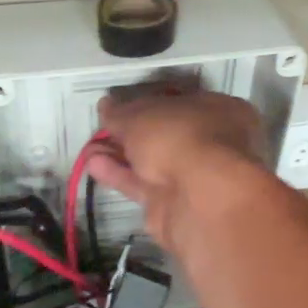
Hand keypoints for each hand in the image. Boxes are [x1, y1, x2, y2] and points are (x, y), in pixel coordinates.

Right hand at [86, 89, 266, 247]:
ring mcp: (193, 177)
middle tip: (102, 129)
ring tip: (89, 148)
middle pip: (165, 136)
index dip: (150, 102)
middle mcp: (210, 143)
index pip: (182, 102)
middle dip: (131, 133)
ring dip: (120, 155)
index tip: (123, 105)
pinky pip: (142, 185)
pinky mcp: (173, 205)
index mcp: (218, 111)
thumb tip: (106, 105)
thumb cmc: (179, 137)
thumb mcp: (142, 114)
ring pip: (151, 162)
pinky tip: (93, 165)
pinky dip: (119, 175)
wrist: (196, 197)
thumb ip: (121, 112)